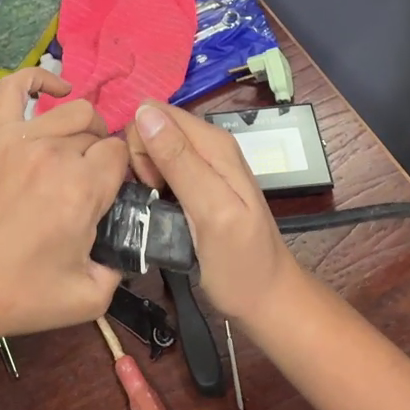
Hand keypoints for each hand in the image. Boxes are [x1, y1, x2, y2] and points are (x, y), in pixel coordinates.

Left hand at [0, 69, 129, 349]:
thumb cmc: (20, 294)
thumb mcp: (89, 297)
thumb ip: (122, 264)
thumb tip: (131, 238)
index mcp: (83, 189)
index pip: (121, 155)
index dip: (122, 173)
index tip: (111, 194)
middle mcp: (56, 154)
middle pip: (98, 133)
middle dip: (104, 154)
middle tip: (92, 183)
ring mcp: (22, 138)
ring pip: (73, 110)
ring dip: (85, 127)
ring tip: (79, 150)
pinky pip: (17, 87)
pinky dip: (40, 78)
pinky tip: (57, 89)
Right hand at [128, 100, 299, 322]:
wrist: (267, 298)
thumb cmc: (240, 262)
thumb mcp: (211, 212)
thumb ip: (179, 160)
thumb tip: (144, 111)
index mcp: (212, 141)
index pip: (154, 112)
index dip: (143, 145)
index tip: (153, 183)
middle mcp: (207, 143)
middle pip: (151, 126)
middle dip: (142, 159)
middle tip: (157, 197)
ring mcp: (202, 162)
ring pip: (152, 146)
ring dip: (144, 174)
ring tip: (161, 207)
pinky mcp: (194, 181)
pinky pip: (159, 166)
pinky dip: (151, 184)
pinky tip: (162, 209)